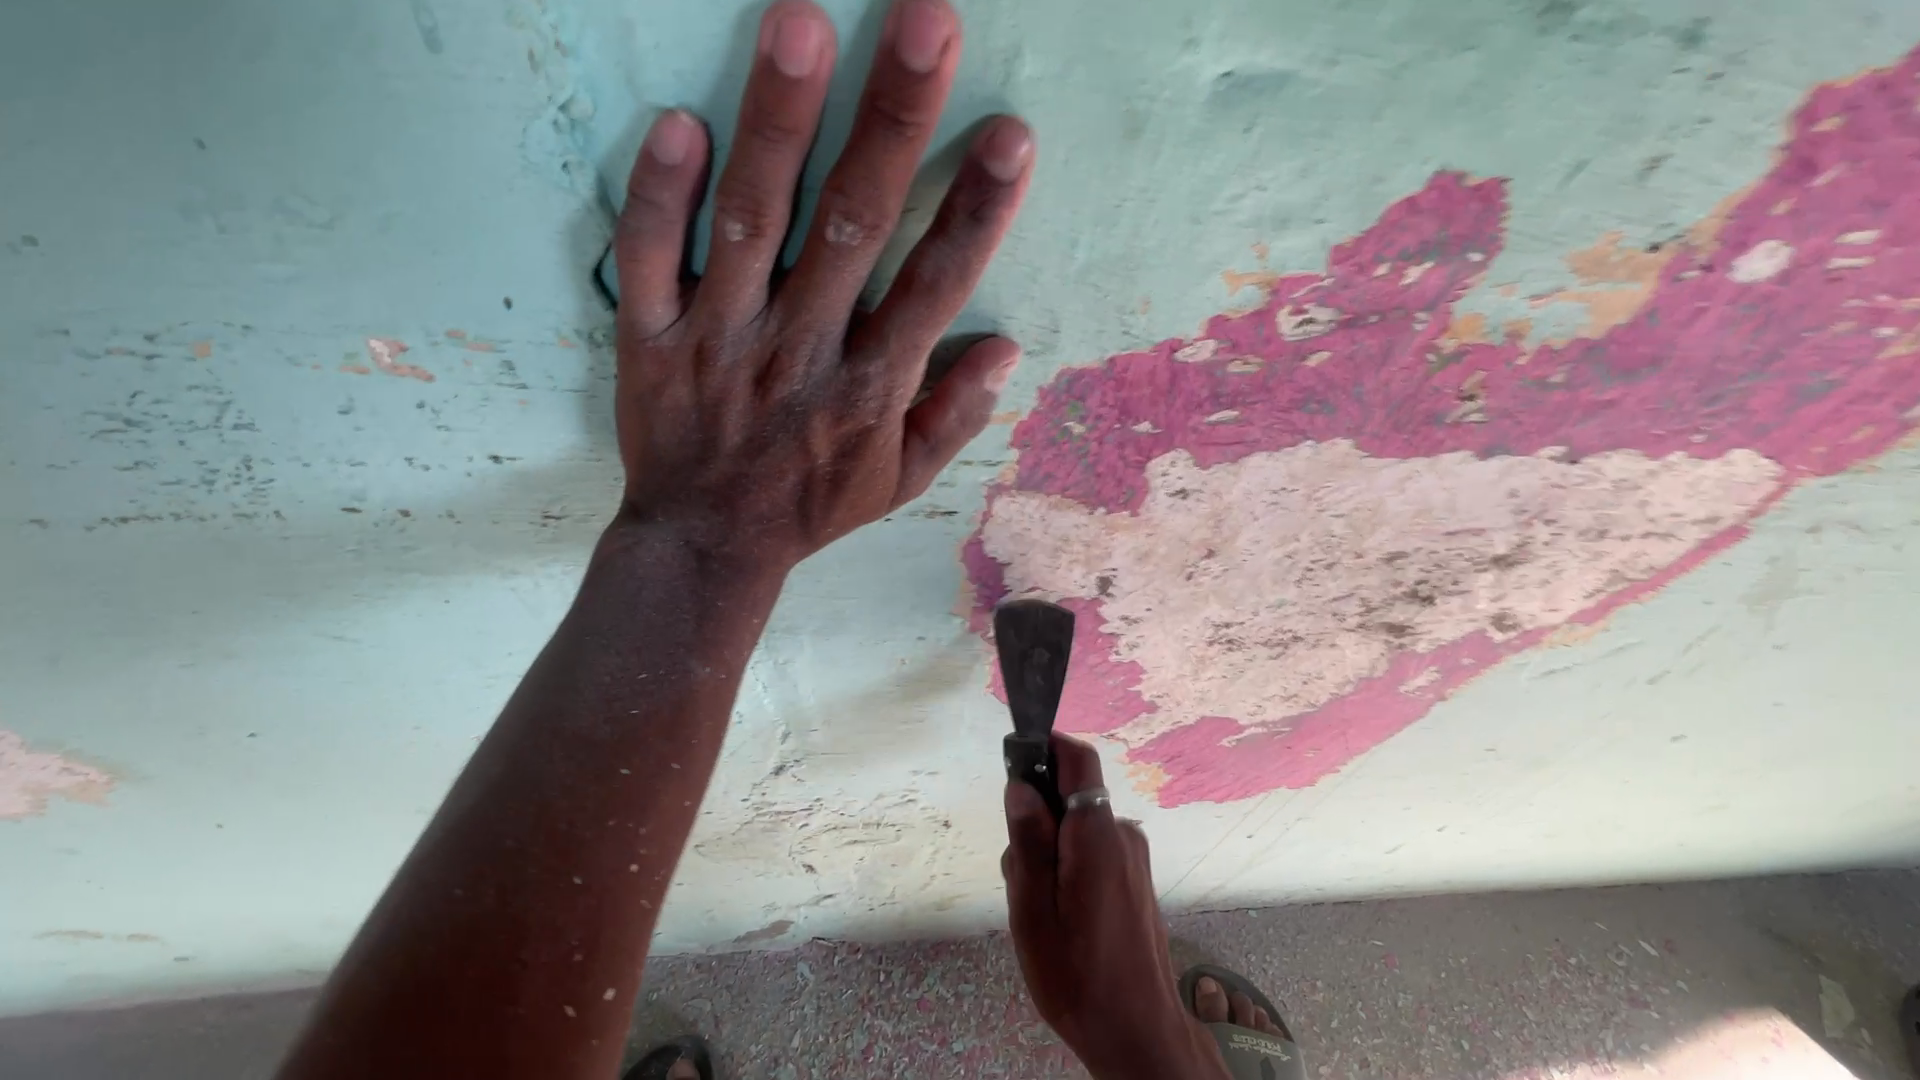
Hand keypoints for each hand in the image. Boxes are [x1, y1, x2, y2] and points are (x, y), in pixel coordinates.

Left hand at [610, 0, 1032, 569]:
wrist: (706, 543)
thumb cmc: (811, 506)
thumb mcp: (899, 482)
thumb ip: (955, 417)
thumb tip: (1004, 347)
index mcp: (870, 388)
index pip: (934, 286)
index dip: (976, 210)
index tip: (1010, 134)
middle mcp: (801, 350)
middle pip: (854, 226)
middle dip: (893, 121)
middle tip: (923, 21)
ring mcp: (720, 340)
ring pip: (752, 222)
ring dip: (777, 123)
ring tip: (800, 24)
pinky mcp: (652, 340)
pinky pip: (650, 260)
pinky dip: (658, 195)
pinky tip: (678, 124)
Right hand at [1002, 735, 1229, 1079]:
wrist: (1138, 1032)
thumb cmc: (1077, 975)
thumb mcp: (1033, 911)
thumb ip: (1027, 842)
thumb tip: (1019, 785)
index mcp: (1095, 834)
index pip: (1077, 758)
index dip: (1044, 747)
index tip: (1012, 769)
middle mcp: (1121, 834)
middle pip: (1069, 796)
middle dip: (1036, 820)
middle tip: (1021, 878)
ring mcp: (1133, 856)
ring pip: (1076, 828)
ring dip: (1050, 850)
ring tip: (1041, 910)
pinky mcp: (1135, 877)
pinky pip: (1092, 849)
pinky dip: (1069, 866)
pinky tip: (1063, 916)